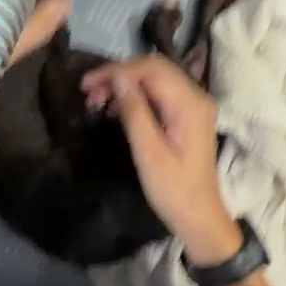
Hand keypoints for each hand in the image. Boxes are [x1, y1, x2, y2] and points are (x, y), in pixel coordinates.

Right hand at [80, 54, 241, 264]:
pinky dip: (135, 95)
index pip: (150, 70)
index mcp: (190, 105)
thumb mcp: (149, 153)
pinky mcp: (187, 115)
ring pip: (155, 78)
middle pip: (154, 68)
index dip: (116, 71)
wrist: (199, 217)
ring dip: (125, 84)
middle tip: (89, 93)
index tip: (86, 85)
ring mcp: (194, 105)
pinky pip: (159, 93)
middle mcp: (196, 97)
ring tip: (97, 102)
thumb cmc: (173, 190)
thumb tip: (118, 78)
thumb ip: (135, 111)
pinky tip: (116, 109)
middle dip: (118, 75)